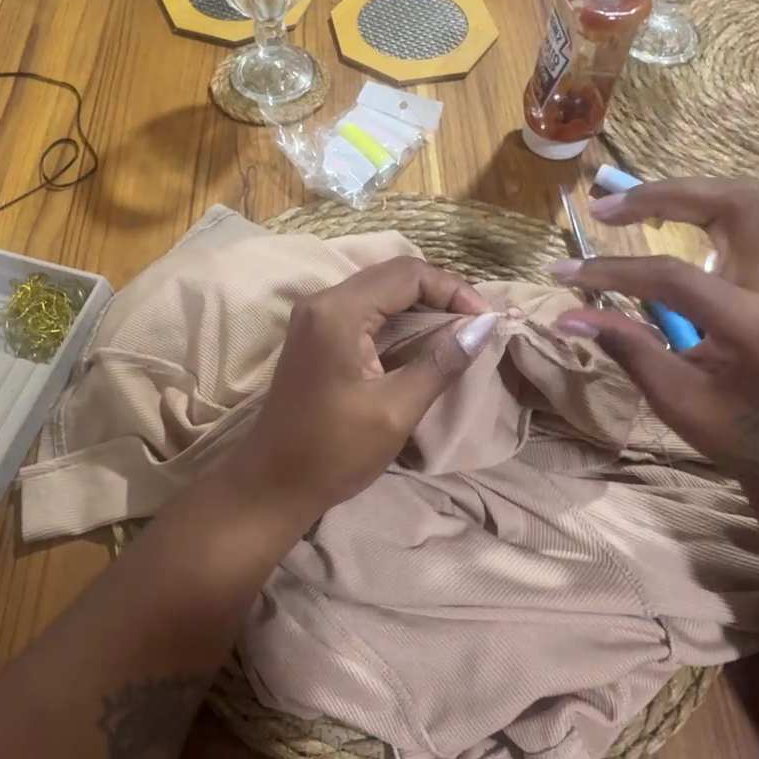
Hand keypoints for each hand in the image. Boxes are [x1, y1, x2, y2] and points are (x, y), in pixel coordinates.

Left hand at [225, 256, 497, 519]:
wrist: (271, 484)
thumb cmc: (333, 452)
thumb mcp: (395, 411)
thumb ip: (440, 362)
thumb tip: (484, 325)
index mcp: (338, 312)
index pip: (407, 274)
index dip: (453, 290)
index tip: (487, 321)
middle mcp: (322, 301)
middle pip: (393, 274)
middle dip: (440, 293)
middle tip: (478, 324)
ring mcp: (315, 316)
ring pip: (380, 289)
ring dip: (421, 304)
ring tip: (460, 331)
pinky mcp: (315, 333)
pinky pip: (366, 308)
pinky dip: (399, 317)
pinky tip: (424, 339)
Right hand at [550, 178, 758, 496]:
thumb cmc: (734, 432)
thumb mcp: (675, 400)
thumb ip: (626, 347)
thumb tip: (568, 315)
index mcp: (756, 329)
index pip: (676, 277)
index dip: (615, 270)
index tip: (566, 272)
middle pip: (733, 203)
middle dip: (663, 195)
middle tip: (606, 208)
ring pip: (741, 200)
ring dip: (679, 194)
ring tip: (626, 206)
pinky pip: (740, 219)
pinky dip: (695, 208)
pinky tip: (658, 219)